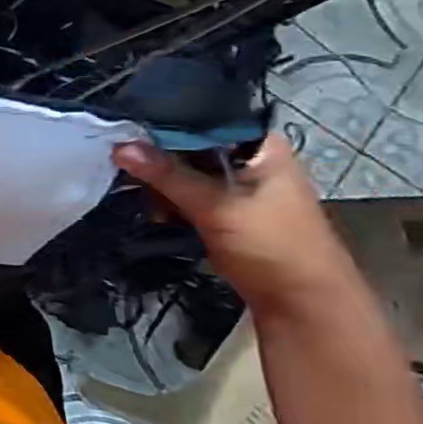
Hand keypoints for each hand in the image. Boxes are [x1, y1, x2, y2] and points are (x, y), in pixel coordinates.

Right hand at [111, 134, 363, 315]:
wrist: (303, 307)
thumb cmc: (273, 246)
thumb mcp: (217, 206)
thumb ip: (167, 174)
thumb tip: (119, 147)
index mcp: (259, 145)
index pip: (203, 116)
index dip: (163, 120)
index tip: (124, 126)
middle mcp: (246, 157)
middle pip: (188, 144)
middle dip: (156, 156)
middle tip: (124, 163)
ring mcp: (234, 185)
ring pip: (182, 170)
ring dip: (160, 183)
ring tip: (143, 196)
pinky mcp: (221, 209)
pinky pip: (184, 193)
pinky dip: (167, 200)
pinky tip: (155, 210)